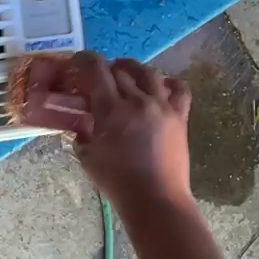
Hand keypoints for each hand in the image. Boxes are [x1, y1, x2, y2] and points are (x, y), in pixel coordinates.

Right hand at [22, 52, 192, 206]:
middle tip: (98, 77)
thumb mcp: (87, 155)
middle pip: (120, 70)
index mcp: (111, 109)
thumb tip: (81, 123)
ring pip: (148, 72)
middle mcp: (138, 100)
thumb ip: (82, 133)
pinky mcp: (180, 117)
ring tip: (126, 75)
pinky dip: (168, 82)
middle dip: (106, 68)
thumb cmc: (116, 181)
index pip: (96, 70)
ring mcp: (163, 106)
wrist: (155, 199)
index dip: (85, 59)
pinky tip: (159, 86)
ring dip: (133, 69)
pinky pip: (179, 89)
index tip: (78, 60)